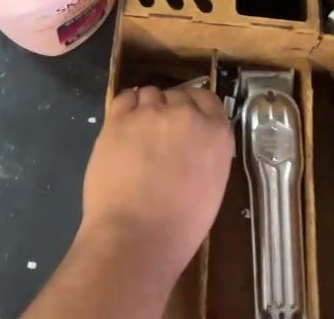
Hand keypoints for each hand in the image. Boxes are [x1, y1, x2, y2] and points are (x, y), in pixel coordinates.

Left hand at [79, 85, 233, 277]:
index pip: (208, 100)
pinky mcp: (118, 119)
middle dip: (172, 111)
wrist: (134, 238)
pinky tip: (125, 127)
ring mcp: (150, 113)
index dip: (197, 107)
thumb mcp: (211, 186)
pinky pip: (125, 98)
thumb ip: (207, 153)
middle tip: (163, 137)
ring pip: (151, 95)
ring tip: (141, 135)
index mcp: (215, 133)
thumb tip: (194, 143)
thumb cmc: (179, 226)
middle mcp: (185, 114)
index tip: (189, 119)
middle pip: (178, 95)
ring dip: (149, 109)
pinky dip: (128, 108)